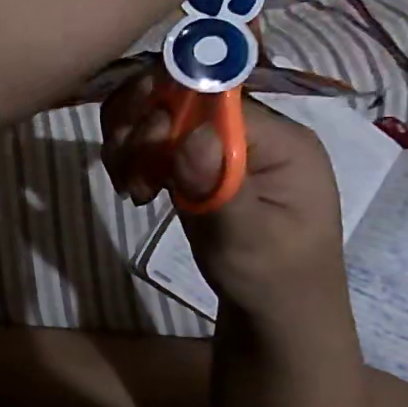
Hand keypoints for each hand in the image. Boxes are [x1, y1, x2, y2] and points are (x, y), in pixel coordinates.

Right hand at [101, 69, 345, 313]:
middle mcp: (252, 129)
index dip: (167, 110)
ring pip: (159, 113)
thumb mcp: (249, 240)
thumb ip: (221, 187)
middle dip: (141, 127)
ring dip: (131, 144)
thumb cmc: (271, 278)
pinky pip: (155, 138)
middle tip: (127, 175)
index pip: (214, 98)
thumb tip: (194, 134)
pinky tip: (133, 188)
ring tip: (129, 188)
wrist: (274, 310)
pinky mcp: (200, 158)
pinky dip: (132, 156)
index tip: (140, 146)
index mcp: (280, 140)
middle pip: (180, 96)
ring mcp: (224, 143)